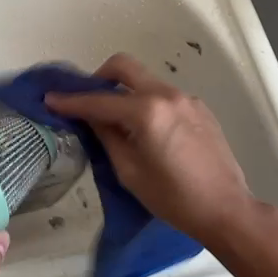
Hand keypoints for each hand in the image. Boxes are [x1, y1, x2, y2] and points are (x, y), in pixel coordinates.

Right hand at [45, 53, 259, 246]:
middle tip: (87, 99)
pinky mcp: (199, 108)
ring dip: (125, 92)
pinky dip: (147, 103)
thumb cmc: (174, 199)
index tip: (50, 99)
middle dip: (99, 77)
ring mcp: (186, 99)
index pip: (99, 101)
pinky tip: (147, 132)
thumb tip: (91, 117)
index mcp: (147, 111)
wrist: (226, 209)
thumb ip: (107, 137)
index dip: (71, 101)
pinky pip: (164, 96)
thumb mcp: (129, 171)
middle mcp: (167, 95)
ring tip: (117, 122)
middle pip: (124, 67)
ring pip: (146, 80)